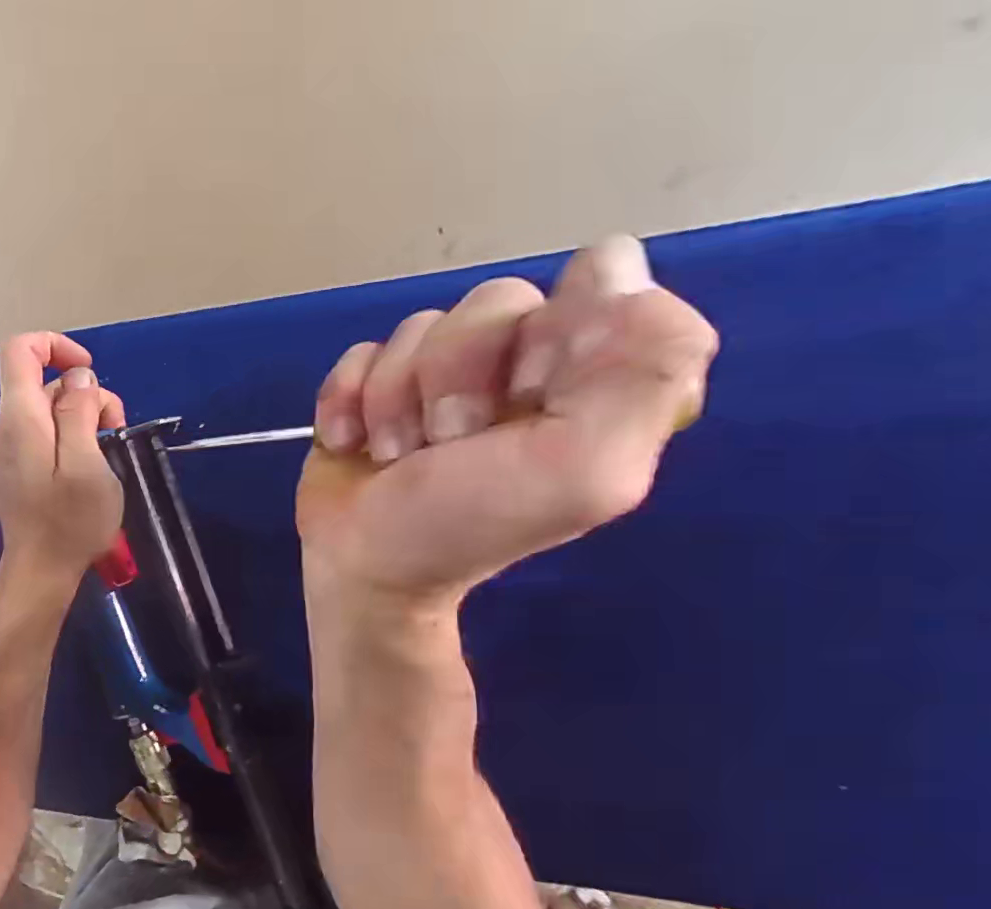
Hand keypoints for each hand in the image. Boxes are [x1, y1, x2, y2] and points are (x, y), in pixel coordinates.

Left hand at [0, 332, 125, 583]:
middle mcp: (5, 427)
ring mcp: (6, 450)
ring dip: (81, 419)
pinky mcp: (14, 470)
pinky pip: (42, 436)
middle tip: (115, 429)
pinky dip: (68, 438)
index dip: (57, 346)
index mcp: (20, 418)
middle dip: (84, 395)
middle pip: (42, 384)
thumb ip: (79, 412)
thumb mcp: (88, 463)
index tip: (90, 372)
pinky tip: (87, 467)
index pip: (21, 350)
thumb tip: (78, 378)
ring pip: (46, 411)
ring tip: (106, 453)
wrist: (40, 573)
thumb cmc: (70, 522)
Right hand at [298, 236, 717, 605]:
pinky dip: (348, 401)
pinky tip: (352, 444)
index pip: (597, 284)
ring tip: (396, 458)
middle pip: (495, 301)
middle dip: (457, 380)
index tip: (529, 399)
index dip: (553, 335)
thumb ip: (642, 374)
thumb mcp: (584, 472)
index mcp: (588, 381)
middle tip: (450, 444)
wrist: (362, 565)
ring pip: (421, 326)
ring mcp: (440, 372)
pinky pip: (363, 350)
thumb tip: (614, 261)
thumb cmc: (467, 527)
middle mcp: (519, 366)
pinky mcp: (376, 381)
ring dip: (395, 402)